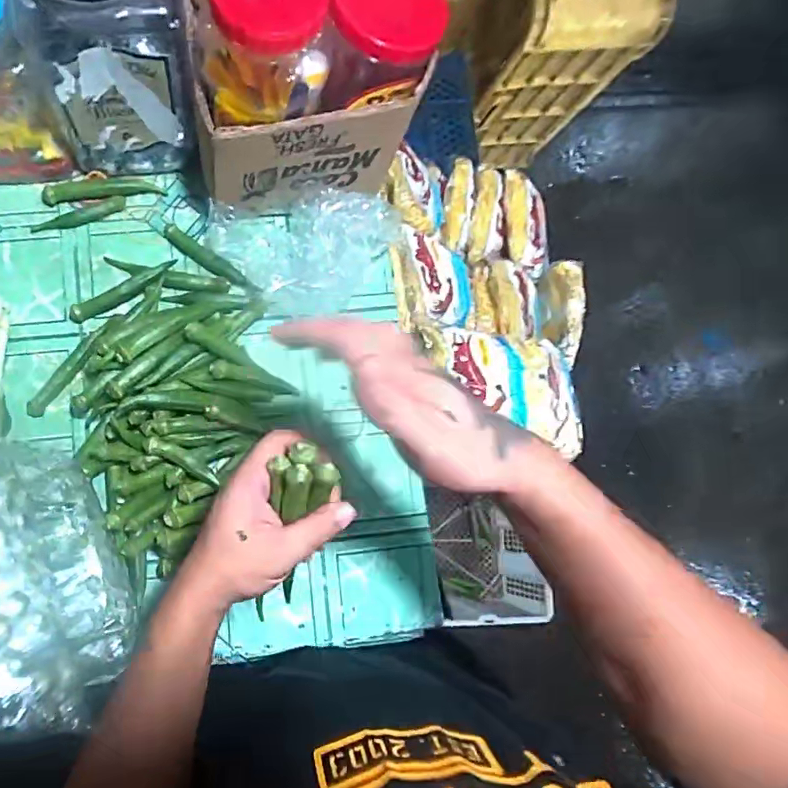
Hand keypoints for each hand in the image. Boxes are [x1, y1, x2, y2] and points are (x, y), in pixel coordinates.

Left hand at [172, 430, 355, 611]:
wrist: (204, 591)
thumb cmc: (239, 567)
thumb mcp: (286, 549)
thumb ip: (319, 527)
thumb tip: (349, 509)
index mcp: (250, 480)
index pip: (279, 441)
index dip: (308, 447)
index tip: (329, 471)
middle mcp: (247, 481)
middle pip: (287, 461)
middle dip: (313, 479)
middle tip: (329, 505)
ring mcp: (246, 497)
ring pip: (285, 483)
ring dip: (306, 500)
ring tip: (319, 525)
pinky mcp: (248, 512)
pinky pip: (278, 499)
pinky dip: (295, 511)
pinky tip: (304, 536)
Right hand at [273, 317, 548, 496]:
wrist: (506, 459)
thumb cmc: (466, 457)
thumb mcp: (429, 441)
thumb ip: (394, 406)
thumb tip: (359, 368)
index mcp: (405, 375)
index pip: (353, 341)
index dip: (316, 333)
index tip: (281, 335)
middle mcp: (410, 363)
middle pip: (361, 332)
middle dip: (322, 328)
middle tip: (287, 335)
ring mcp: (419, 369)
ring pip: (373, 337)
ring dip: (340, 333)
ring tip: (311, 341)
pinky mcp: (423, 381)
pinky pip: (382, 350)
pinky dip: (358, 346)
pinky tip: (354, 359)